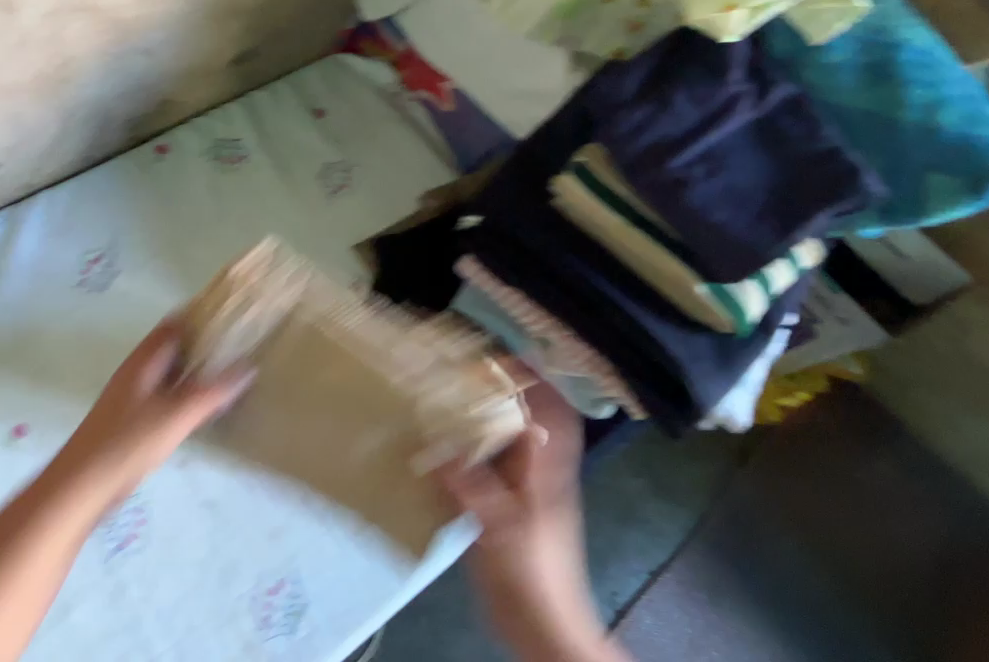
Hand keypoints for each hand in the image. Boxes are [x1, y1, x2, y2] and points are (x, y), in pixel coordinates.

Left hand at [50, 318, 254, 502]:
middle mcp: (137, 372)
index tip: (233, 318)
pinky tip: (205, 410)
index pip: (175, 324)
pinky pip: (166, 397)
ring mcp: (133, 396)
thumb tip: (247, 367)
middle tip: (241, 349)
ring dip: (196, 373)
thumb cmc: (128, 442)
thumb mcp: (177, 415)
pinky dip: (186, 396)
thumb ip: (212, 392)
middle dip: (204, 346)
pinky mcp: (132, 420)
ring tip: (231, 377)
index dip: (202, 317)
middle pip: (174, 348)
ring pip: (170, 374)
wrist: (82, 485)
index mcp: (144, 360)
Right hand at [438, 383, 622, 661]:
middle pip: (526, 423)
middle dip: (501, 394)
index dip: (535, 381)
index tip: (502, 355)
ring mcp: (523, 497)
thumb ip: (473, 485)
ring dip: (481, 424)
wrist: (545, 632)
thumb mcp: (501, 527)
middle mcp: (538, 477)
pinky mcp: (504, 517)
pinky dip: (465, 459)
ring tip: (444, 404)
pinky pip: (486, 474)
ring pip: (505, 447)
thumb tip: (440, 445)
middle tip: (461, 373)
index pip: (551, 413)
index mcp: (547, 473)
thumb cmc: (533, 576)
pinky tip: (437, 457)